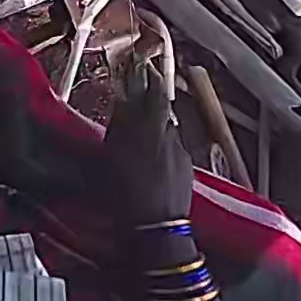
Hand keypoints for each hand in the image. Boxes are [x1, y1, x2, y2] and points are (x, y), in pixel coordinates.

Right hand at [105, 58, 191, 226]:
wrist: (154, 231)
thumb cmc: (126, 192)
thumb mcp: (113, 154)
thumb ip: (120, 125)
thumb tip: (124, 103)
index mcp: (154, 129)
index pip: (156, 94)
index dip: (150, 79)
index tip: (143, 69)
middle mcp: (173, 139)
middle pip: (162, 114)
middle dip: (148, 110)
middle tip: (132, 111)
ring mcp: (182, 157)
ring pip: (167, 135)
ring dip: (154, 134)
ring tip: (137, 142)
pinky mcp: (186, 174)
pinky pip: (173, 154)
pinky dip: (162, 153)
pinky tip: (150, 165)